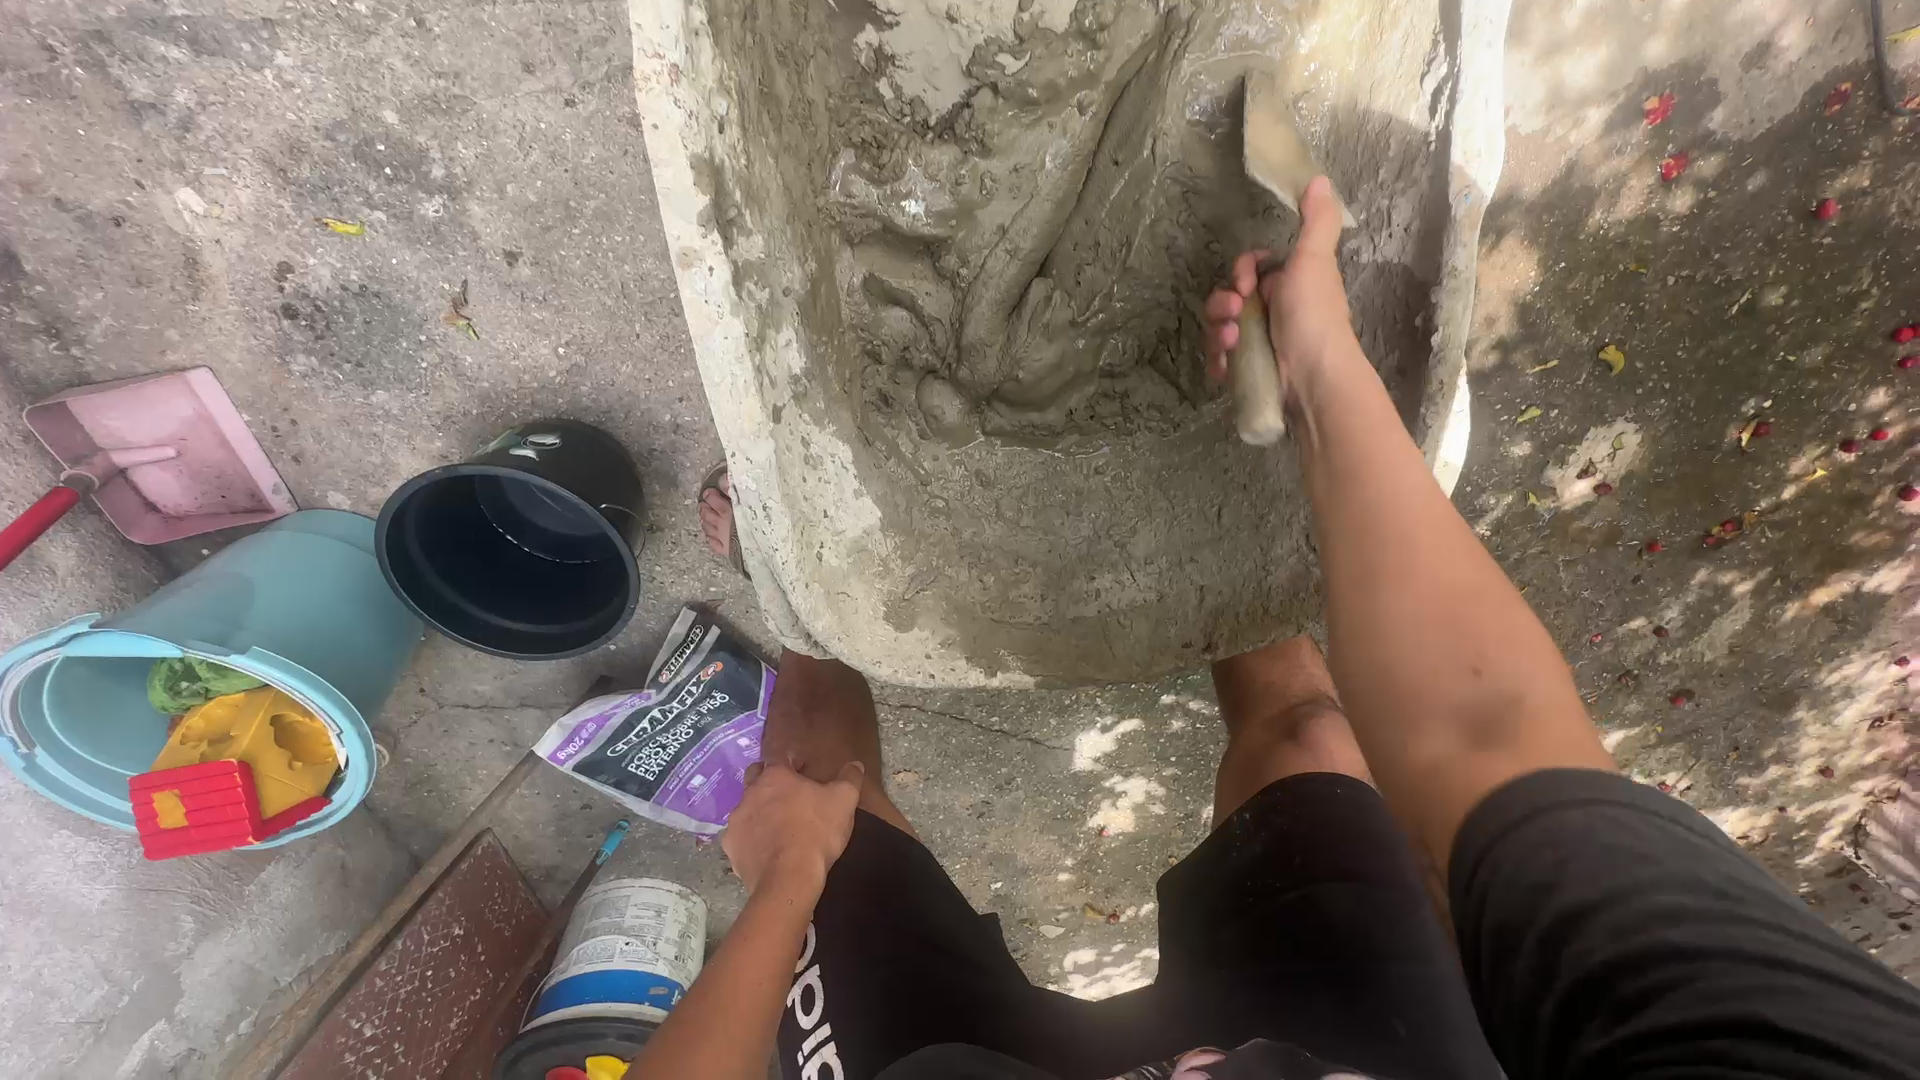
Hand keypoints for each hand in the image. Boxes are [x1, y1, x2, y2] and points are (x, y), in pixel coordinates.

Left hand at [722, 760, 863, 896]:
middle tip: (787, 792)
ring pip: (746, 807)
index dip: (790, 760)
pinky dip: (751, 838)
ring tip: (777, 824)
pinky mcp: (731, 848)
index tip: (802, 769)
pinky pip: (740, 836)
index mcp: (775, 777)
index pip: (778, 756)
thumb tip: (855, 764)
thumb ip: (849, 778)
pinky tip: (765, 848)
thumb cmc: (817, 831)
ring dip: (759, 809)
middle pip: (754, 776)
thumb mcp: (844, 800)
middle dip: (768, 779)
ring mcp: (737, 821)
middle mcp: (750, 793)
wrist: (789, 877)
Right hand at [1202, 176, 1355, 404]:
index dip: (1240, 273)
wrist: (1312, 377)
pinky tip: (1226, 366)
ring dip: (1216, 332)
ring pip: (1217, 329)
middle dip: (1221, 305)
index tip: (1245, 283)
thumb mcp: (1315, 261)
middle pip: (1226, 299)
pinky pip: (1217, 359)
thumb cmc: (1314, 316)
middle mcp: (1270, 311)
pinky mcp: (1244, 371)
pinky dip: (1218, 361)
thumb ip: (1315, 222)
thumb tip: (1317, 179)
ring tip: (1232, 343)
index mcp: (1286, 284)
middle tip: (1235, 314)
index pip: (1247, 270)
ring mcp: (1256, 342)